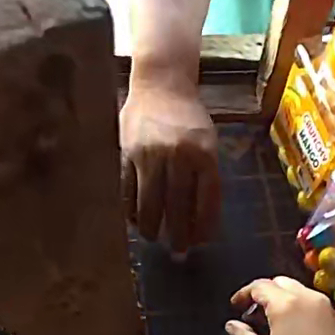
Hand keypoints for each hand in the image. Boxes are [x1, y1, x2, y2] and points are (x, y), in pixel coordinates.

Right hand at [121, 80, 220, 252]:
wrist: (161, 83)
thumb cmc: (188, 117)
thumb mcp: (207, 143)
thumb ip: (205, 177)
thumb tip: (201, 220)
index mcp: (204, 153)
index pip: (206, 199)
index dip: (204, 224)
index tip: (201, 242)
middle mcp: (178, 155)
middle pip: (177, 205)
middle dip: (178, 233)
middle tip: (178, 252)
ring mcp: (150, 154)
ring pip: (150, 201)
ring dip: (151, 226)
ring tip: (153, 238)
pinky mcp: (128, 153)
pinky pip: (129, 189)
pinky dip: (131, 208)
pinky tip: (134, 220)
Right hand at [226, 277, 334, 334]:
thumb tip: (232, 325)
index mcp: (286, 304)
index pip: (260, 286)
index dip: (244, 294)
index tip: (235, 306)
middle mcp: (308, 298)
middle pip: (280, 283)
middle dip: (263, 293)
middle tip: (250, 313)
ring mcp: (326, 308)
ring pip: (298, 290)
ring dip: (281, 298)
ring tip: (268, 322)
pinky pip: (311, 302)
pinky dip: (296, 306)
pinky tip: (289, 329)